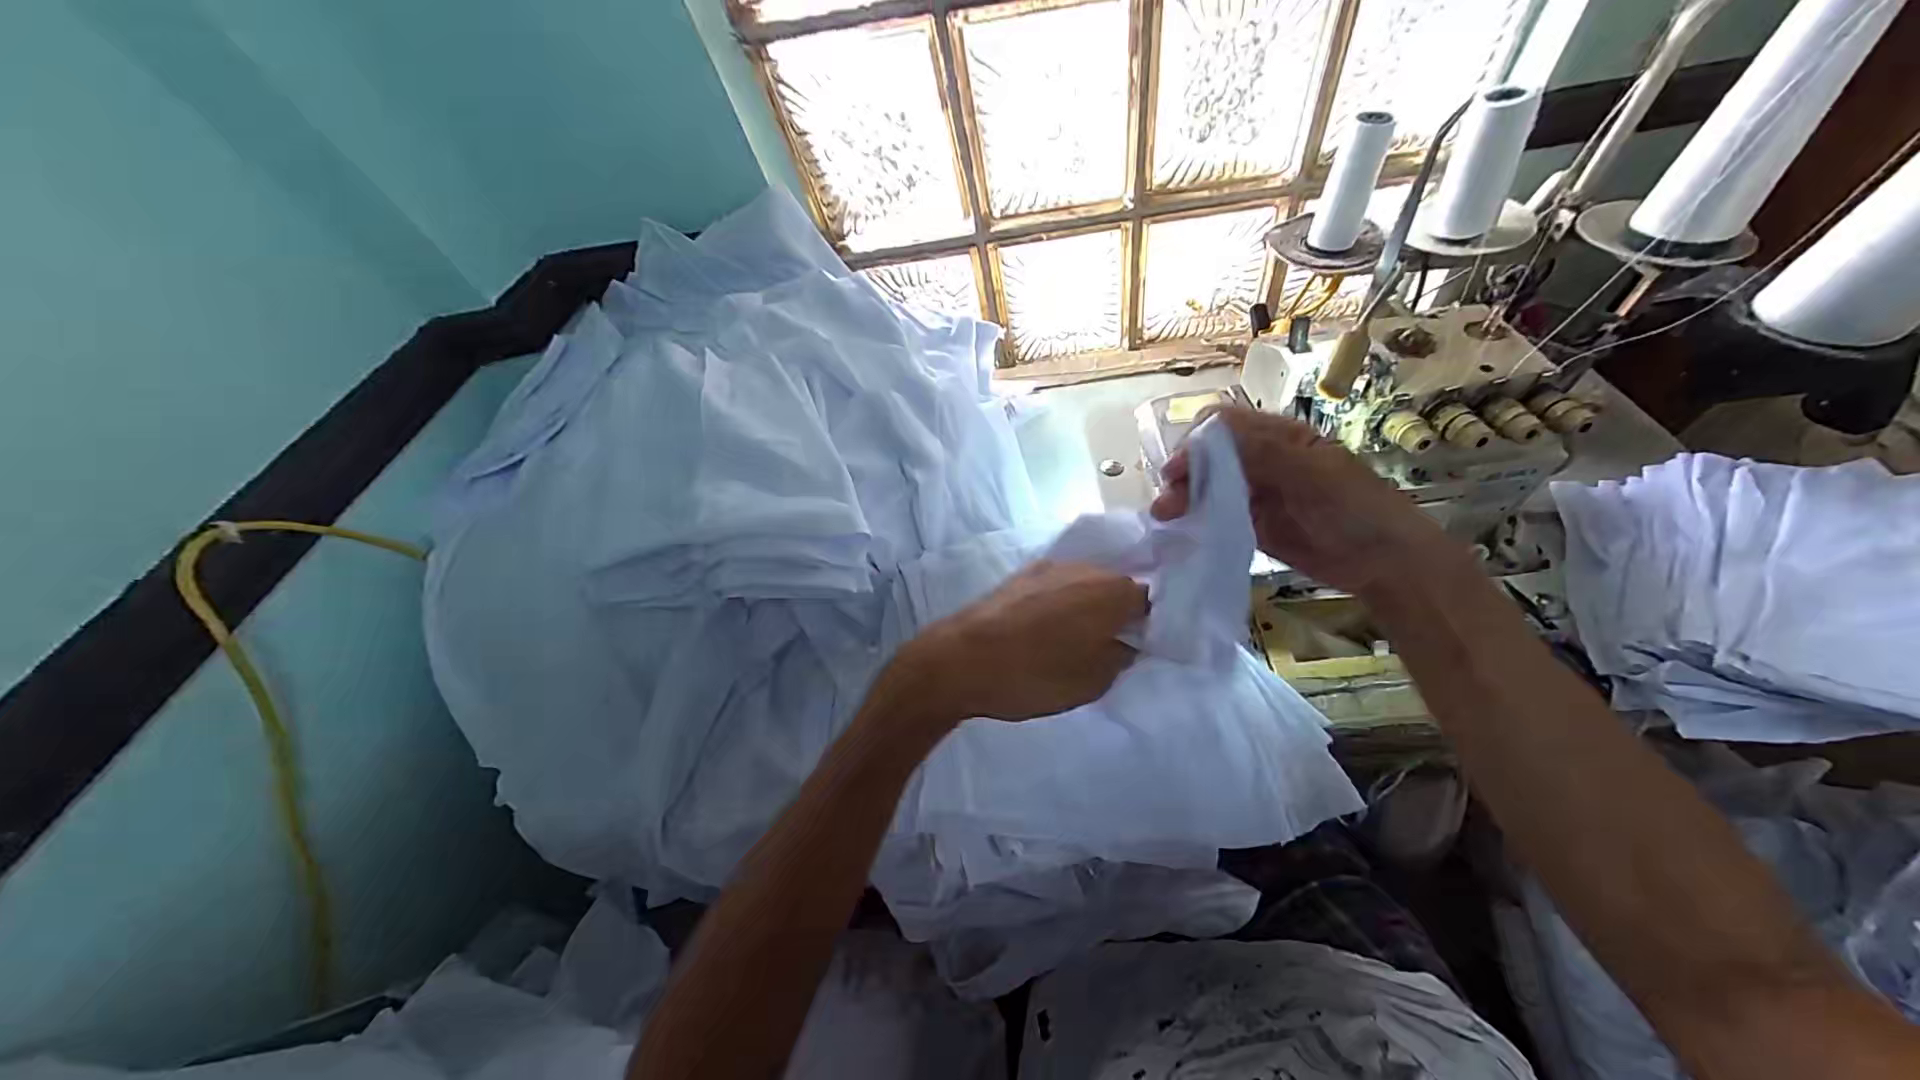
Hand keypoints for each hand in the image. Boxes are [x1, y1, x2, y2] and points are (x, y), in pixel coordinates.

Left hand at [896, 560, 1146, 723]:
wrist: (960, 660)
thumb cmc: (1035, 674)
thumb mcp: (1094, 681)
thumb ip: (1121, 656)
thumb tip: (1125, 641)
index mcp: (1113, 591)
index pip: (1149, 601)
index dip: (1146, 625)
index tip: (1135, 648)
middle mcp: (1085, 569)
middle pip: (1114, 588)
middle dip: (1115, 613)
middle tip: (1104, 647)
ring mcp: (1049, 567)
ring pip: (1082, 585)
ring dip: (1083, 607)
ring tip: (1067, 641)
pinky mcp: (1020, 575)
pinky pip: (1054, 587)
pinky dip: (1056, 604)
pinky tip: (1041, 630)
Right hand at [1150, 407, 1464, 597]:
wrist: (1382, 562)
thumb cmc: (1355, 509)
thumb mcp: (1314, 474)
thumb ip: (1264, 452)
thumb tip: (1209, 435)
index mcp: (1278, 438)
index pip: (1223, 426)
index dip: (1196, 443)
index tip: (1178, 471)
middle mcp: (1260, 461)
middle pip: (1208, 456)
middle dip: (1183, 473)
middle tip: (1167, 503)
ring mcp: (1254, 493)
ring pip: (1205, 486)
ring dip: (1183, 497)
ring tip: (1167, 517)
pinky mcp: (1250, 524)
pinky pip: (1214, 515)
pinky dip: (1195, 519)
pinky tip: (1181, 529)